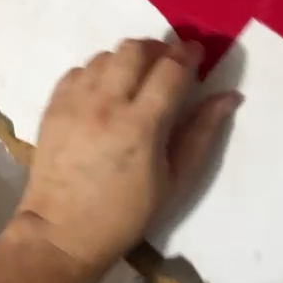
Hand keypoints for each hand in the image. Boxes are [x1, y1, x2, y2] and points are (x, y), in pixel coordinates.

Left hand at [14, 37, 240, 274]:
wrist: (61, 234)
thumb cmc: (125, 214)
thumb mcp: (174, 180)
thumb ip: (201, 131)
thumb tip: (230, 95)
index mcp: (141, 126)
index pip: (171, 69)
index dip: (189, 54)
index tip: (198, 52)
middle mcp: (105, 104)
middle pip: (135, 49)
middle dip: (157, 48)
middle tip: (168, 64)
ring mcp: (74, 102)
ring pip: (105, 54)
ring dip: (127, 59)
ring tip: (136, 79)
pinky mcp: (53, 105)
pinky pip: (79, 69)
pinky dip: (97, 72)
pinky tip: (104, 92)